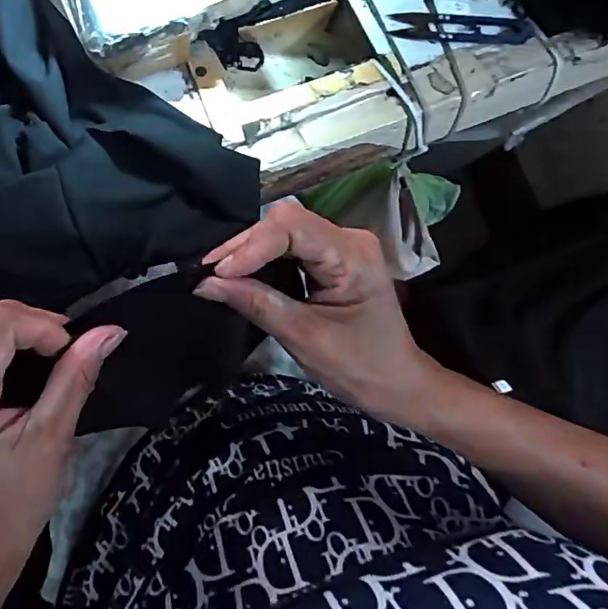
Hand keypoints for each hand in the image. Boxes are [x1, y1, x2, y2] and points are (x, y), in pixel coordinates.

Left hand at [0, 300, 124, 608]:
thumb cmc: (10, 514)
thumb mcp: (50, 443)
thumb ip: (75, 378)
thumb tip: (109, 330)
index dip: (44, 326)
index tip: (74, 354)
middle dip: (36, 329)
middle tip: (69, 358)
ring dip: (21, 339)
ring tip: (52, 368)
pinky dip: (4, 352)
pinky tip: (24, 377)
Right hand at [195, 199, 438, 419]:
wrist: (401, 386)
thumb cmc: (362, 368)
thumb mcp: (304, 338)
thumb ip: (256, 303)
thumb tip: (206, 283)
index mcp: (353, 255)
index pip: (291, 228)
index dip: (250, 246)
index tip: (217, 272)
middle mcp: (348, 238)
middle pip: (284, 222)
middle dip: (244, 245)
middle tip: (208, 271)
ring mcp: (339, 244)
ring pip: (281, 229)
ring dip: (247, 248)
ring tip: (216, 270)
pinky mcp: (329, 255)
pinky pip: (287, 243)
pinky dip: (259, 255)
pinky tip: (237, 270)